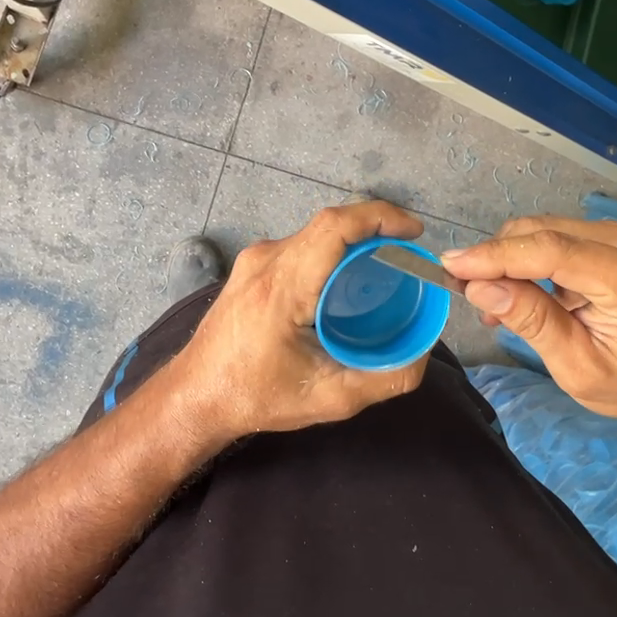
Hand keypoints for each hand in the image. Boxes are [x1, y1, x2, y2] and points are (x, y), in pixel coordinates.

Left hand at [168, 201, 429, 441]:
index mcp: (283, 285)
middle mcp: (267, 260)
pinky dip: (331, 253)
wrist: (194, 395)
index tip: (413, 232)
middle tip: (407, 258)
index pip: (334, 227)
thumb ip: (383, 379)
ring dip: (352, 243)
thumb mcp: (329, 399)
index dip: (379, 217)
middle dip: (375, 231)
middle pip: (328, 226)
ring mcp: (255, 259)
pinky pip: (301, 246)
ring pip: (315, 235)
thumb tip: (422, 353)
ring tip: (385, 269)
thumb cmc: (256, 395)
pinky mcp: (251, 267)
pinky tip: (347, 281)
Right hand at [440, 217, 616, 424]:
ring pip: (544, 230)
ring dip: (509, 260)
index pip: (553, 251)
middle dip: (497, 258)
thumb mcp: (580, 370)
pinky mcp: (614, 238)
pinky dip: (527, 260)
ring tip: (495, 304)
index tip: (451, 265)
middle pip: (544, 232)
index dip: (497, 255)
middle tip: (468, 295)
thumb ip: (533, 323)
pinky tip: (517, 293)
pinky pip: (556, 236)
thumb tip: (480, 286)